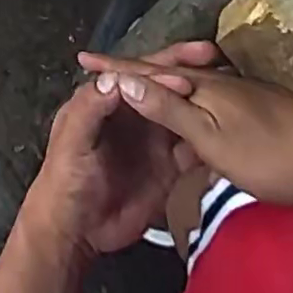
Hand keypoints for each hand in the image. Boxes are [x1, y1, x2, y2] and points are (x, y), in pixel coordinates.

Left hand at [18, 41, 221, 255]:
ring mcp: (153, 137)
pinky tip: (225, 132)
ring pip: (181, 109)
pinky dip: (207, 138)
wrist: (75, 234)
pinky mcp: (168, 165)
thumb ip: (89, 108)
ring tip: (228, 89)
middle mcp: (134, 110)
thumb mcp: (71, 141)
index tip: (183, 74)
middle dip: (187, 69)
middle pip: (163, 84)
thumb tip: (114, 76)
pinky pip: (191, 146)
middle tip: (214, 58)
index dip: (159, 68)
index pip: (137, 73)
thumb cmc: (64, 180)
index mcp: (109, 97)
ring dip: (201, 98)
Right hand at [76, 51, 292, 214]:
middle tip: (102, 68)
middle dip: (132, 69)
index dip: (113, 66)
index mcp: (200, 85)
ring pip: (185, 83)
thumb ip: (167, 108)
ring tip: (134, 85)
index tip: (83, 56)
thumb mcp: (210, 137)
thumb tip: (125, 79)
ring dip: (156, 83)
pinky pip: (203, 96)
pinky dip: (182, 100)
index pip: (145, 71)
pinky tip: (185, 110)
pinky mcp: (251, 107)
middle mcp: (215, 79)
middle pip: (163, 71)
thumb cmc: (268, 153)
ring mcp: (236, 91)